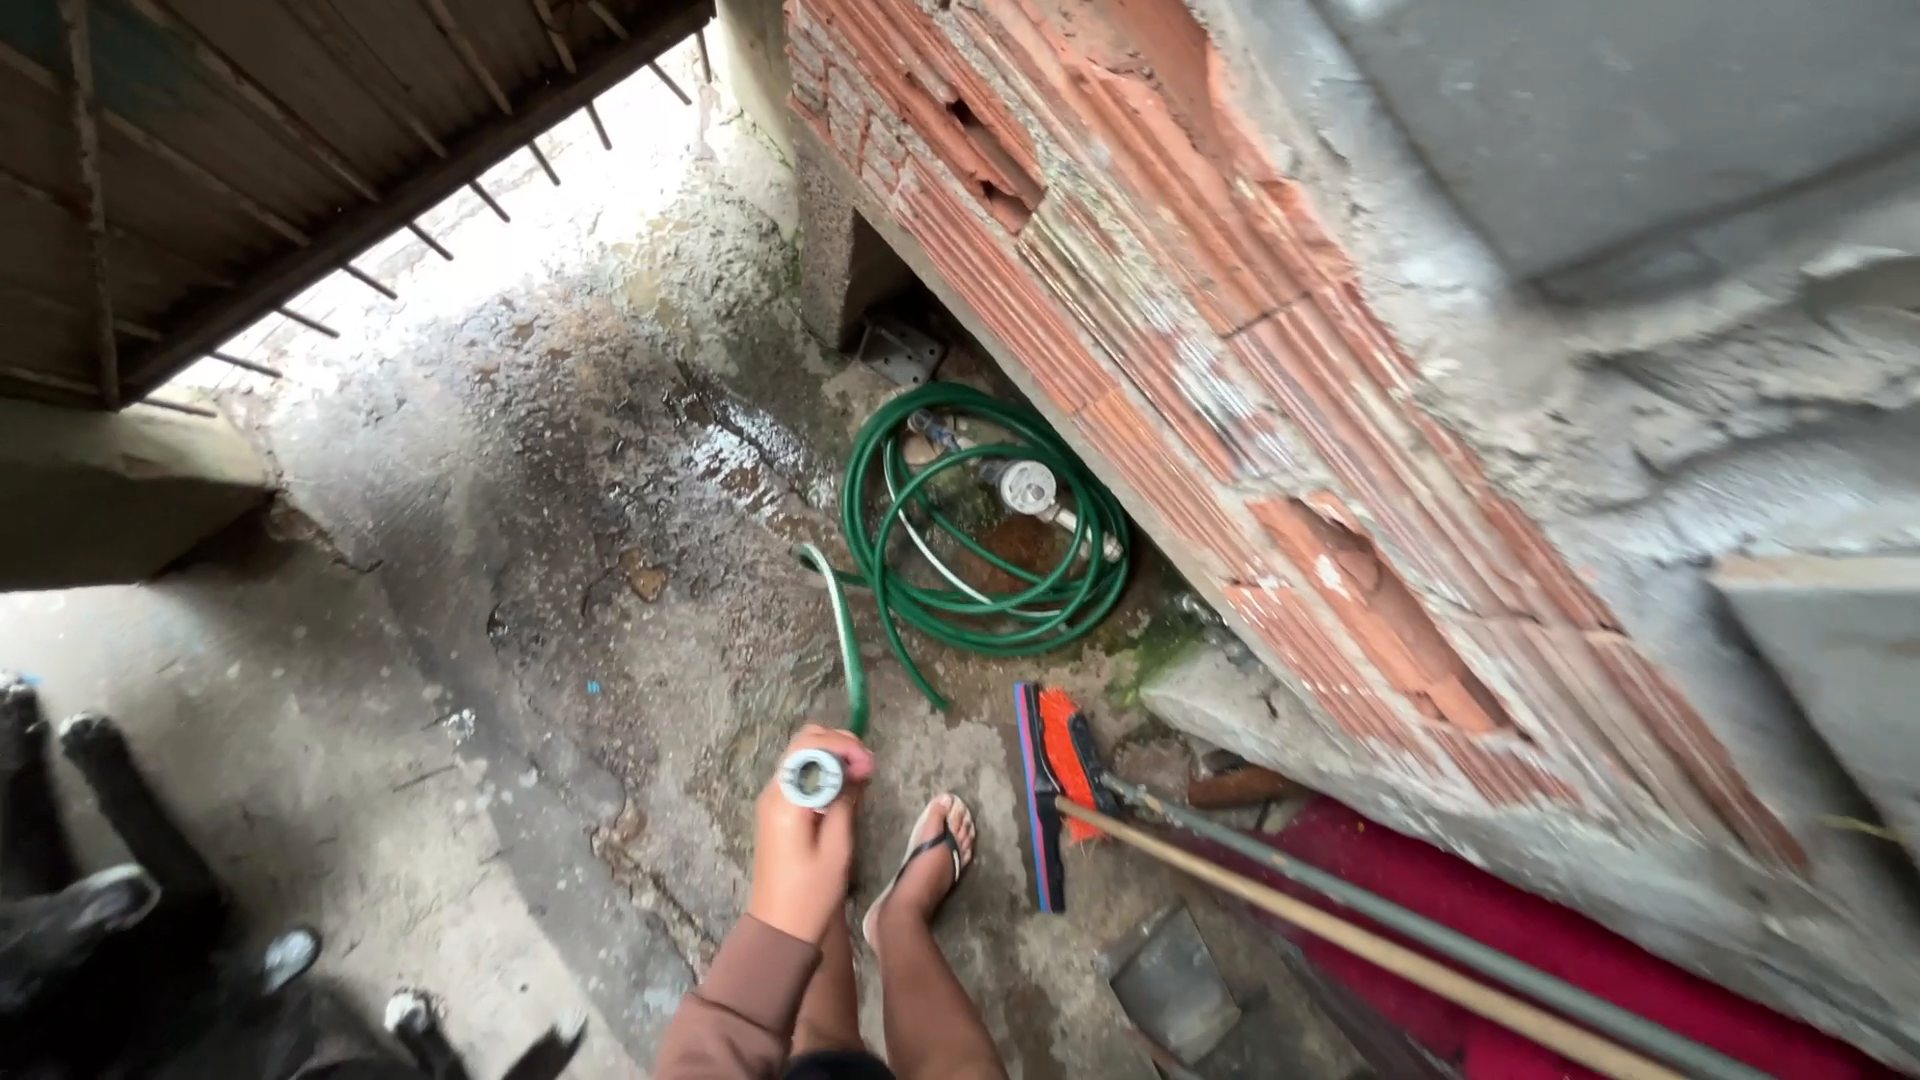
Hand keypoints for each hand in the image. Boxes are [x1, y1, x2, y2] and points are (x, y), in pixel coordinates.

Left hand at [747, 725, 874, 943]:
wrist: (779, 929)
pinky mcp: (778, 809)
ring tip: (861, 773)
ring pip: (802, 755)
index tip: (870, 764)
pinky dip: (824, 769)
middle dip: (839, 744)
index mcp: (785, 801)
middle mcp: (773, 792)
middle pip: (804, 743)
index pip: (810, 746)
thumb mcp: (837, 847)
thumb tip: (856, 769)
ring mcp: (773, 800)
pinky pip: (801, 774)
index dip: (844, 745)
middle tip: (867, 765)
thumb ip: (845, 801)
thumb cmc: (811, 894)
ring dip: (833, 755)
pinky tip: (845, 785)